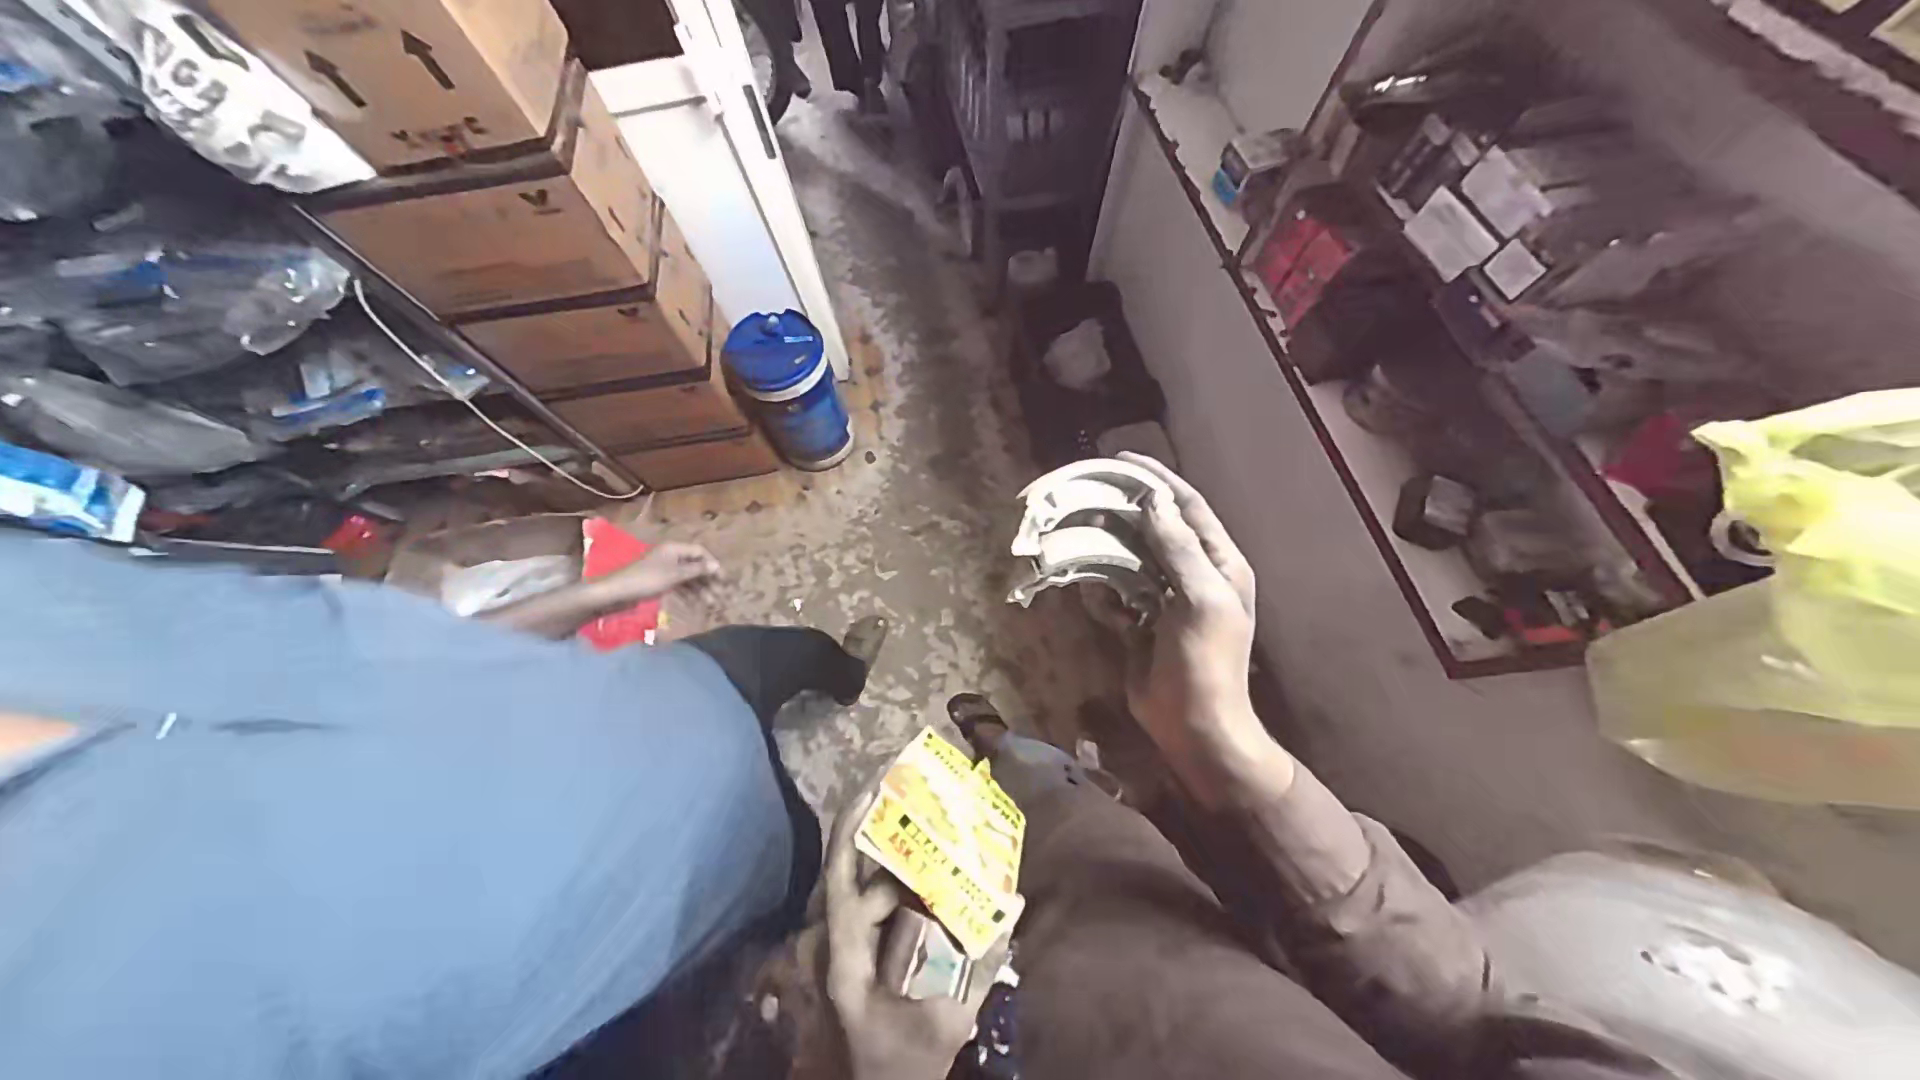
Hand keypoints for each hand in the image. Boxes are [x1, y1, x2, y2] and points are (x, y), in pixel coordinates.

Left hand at [601, 541, 720, 602]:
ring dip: (701, 589)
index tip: (722, 579)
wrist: (617, 592)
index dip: (712, 564)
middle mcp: (671, 556)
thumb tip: (717, 565)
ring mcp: (665, 569)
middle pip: (696, 565)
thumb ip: (697, 570)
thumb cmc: (647, 579)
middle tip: (720, 594)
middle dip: (708, 580)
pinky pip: (679, 584)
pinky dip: (689, 593)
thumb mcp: (674, 575)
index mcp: (674, 548)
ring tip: (711, 603)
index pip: (700, 552)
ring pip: (689, 577)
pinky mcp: (660, 581)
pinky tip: (696, 604)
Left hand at [825, 793, 992, 1079]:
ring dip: (906, 867)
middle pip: (864, 878)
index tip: (870, 790)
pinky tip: (942, 881)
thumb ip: (981, 967)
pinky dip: (910, 893)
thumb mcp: (947, 1022)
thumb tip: (1012, 906)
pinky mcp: (867, 955)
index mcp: (847, 956)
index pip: (839, 880)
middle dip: (891, 841)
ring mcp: (853, 948)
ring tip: (943, 839)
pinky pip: (886, 911)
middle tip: (926, 808)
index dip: (849, 831)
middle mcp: (843, 943)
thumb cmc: (904, 1064)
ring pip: (877, 892)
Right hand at [1116, 453, 1262, 760]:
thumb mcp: (1199, 599)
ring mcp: (1165, 599)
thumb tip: (1153, 501)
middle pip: (1155, 528)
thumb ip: (1179, 547)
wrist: (1192, 724)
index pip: (1188, 506)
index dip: (1158, 480)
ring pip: (1131, 559)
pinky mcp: (1141, 622)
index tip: (1121, 460)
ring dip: (1106, 548)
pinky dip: (1102, 590)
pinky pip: (1116, 594)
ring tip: (1076, 533)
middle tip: (1087, 494)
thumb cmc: (1205, 661)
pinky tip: (1089, 592)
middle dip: (1123, 511)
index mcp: (1219, 563)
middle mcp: (1194, 574)